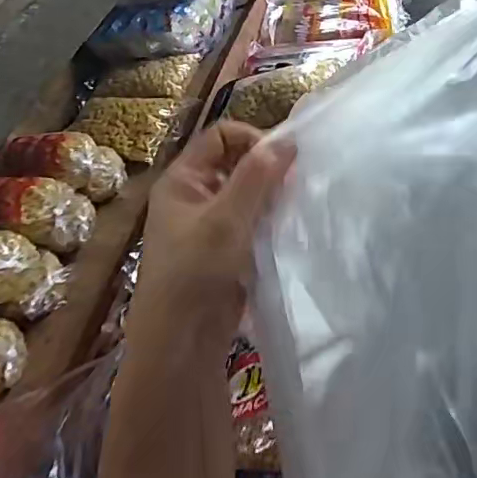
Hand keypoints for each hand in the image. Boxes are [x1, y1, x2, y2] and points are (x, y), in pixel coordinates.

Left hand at [138, 122, 293, 317]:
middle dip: (267, 167)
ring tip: (295, 204)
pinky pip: (254, 219)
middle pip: (236, 161)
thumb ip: (257, 176)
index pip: (221, 136)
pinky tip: (290, 225)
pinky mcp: (228, 247)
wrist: (181, 341)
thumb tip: (288, 140)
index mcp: (182, 180)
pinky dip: (272, 216)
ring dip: (272, 194)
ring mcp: (211, 223)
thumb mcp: (226, 218)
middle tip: (295, 182)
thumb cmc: (195, 272)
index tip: (283, 160)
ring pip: (249, 192)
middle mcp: (195, 195)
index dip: (252, 139)